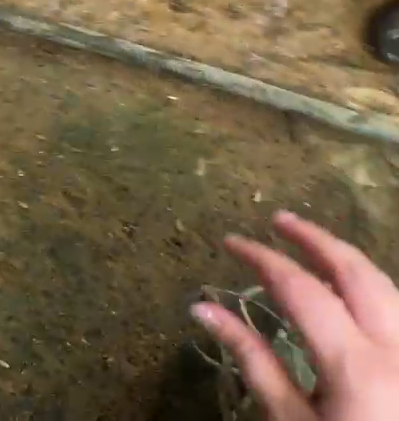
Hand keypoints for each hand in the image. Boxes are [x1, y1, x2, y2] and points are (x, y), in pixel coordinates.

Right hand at [193, 210, 398, 420]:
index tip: (232, 241)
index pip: (299, 287)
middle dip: (319, 241)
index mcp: (356, 363)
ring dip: (355, 266)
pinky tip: (364, 298)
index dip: (262, 256)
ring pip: (397, 294)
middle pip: (362, 277)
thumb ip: (254, 361)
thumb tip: (202, 308)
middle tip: (281, 220)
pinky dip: (383, 297)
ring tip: (321, 252)